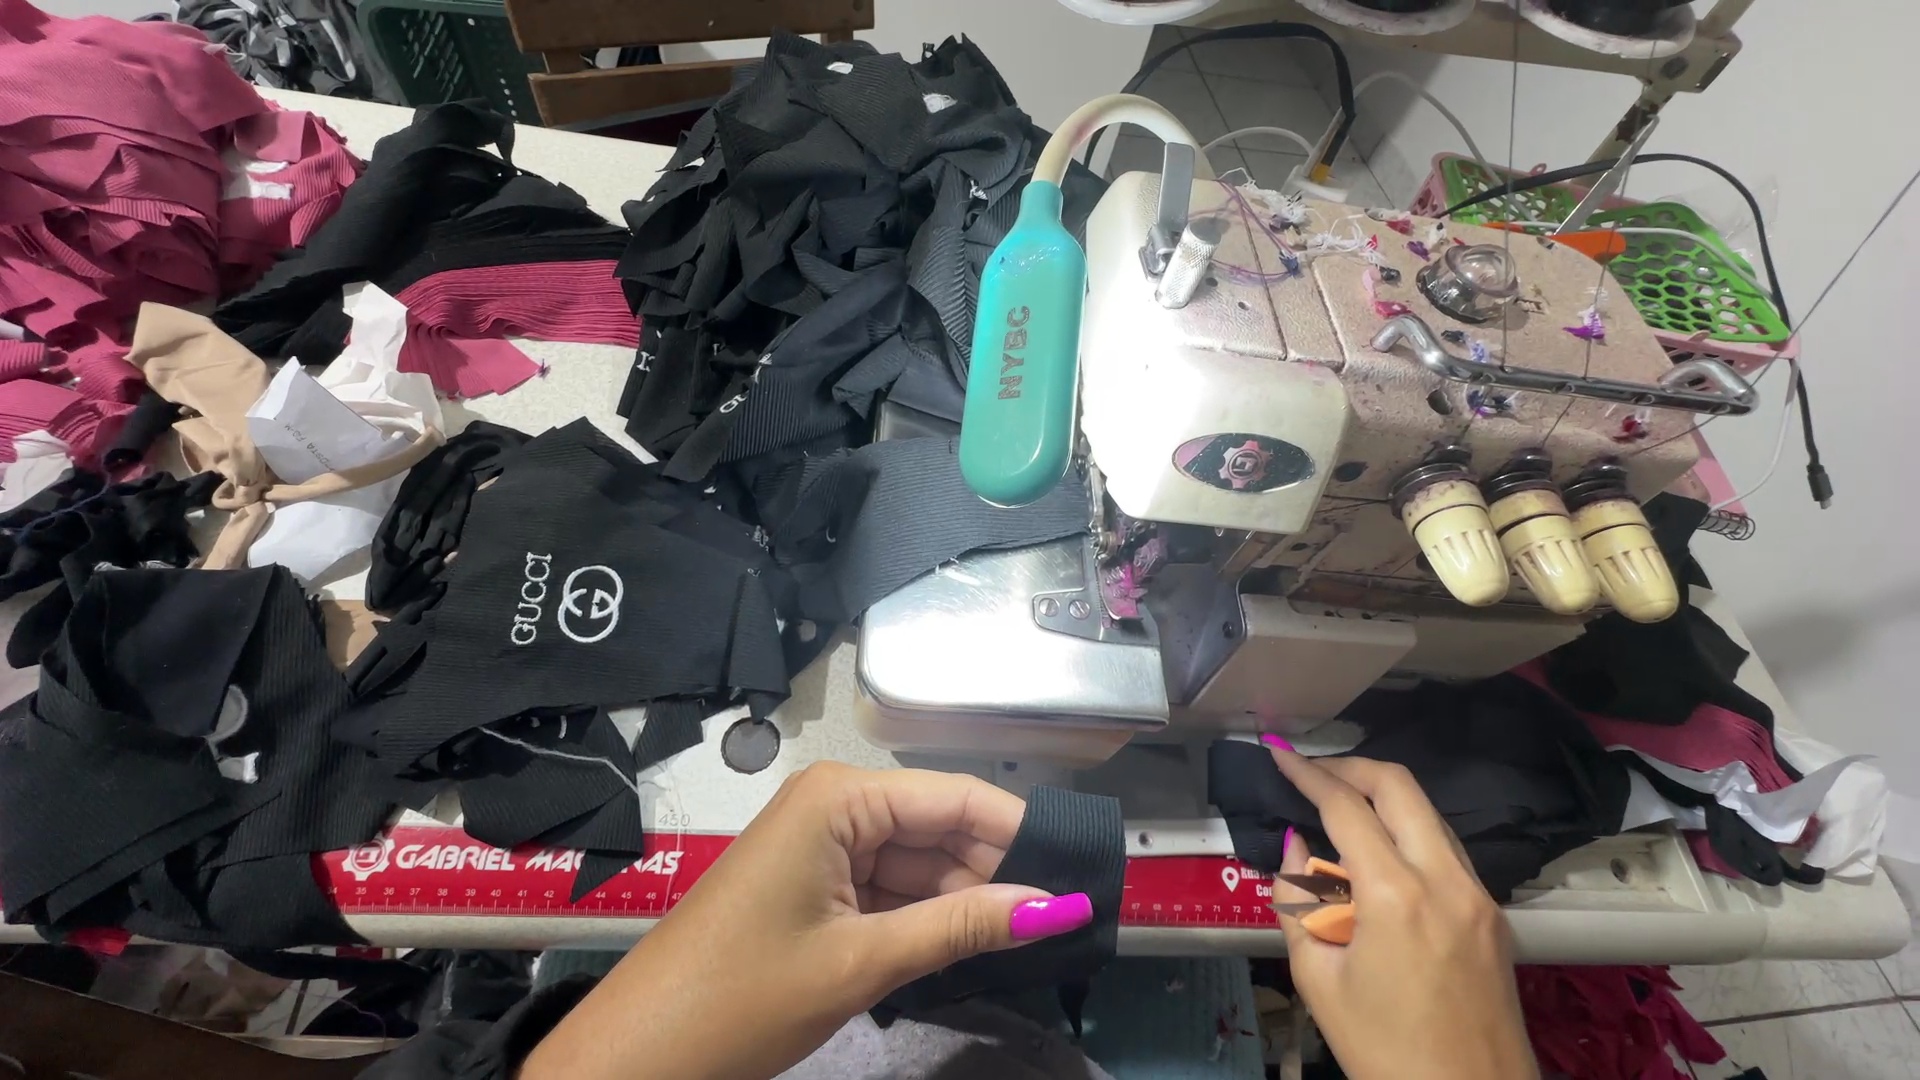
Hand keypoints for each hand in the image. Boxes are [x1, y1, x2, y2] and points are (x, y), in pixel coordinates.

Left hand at [520, 762, 1092, 1079]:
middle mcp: (839, 802)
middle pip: (941, 825)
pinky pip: (891, 883)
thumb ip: (964, 927)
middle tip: (1065, 915)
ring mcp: (827, 840)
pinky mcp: (820, 877)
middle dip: (998, 869)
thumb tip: (1059, 907)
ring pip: (920, 858)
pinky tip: (973, 940)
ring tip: (1033, 932)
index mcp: (844, 795)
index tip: (1082, 869)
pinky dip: (929, 912)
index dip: (1022, 831)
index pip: (957, 796)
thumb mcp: (864, 960)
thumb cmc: (744, 996)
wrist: (636, 1058)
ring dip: (966, 896)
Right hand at [1265, 741, 1538, 1079]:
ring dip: (1380, 794)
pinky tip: (1374, 850)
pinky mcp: (1493, 916)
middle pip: (1399, 786)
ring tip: (1335, 804)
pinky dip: (1404, 828)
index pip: (1346, 806)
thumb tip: (1297, 846)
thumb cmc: (1383, 1052)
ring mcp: (1479, 897)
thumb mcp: (1316, 977)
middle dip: (1348, 766)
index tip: (1277, 752)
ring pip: (1427, 812)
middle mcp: (1447, 881)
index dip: (1306, 772)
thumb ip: (1296, 899)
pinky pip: (1443, 847)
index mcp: (1396, 895)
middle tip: (1309, 770)